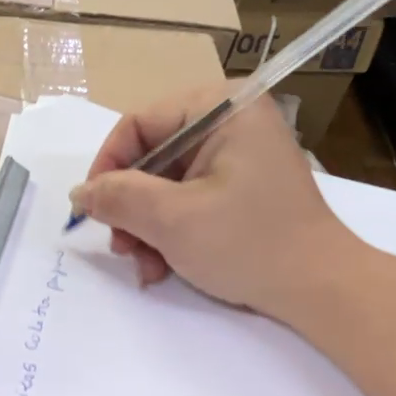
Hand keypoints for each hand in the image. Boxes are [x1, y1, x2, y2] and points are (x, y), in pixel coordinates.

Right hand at [68, 85, 364, 317]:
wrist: (316, 286)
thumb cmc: (247, 243)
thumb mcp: (172, 220)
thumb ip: (119, 199)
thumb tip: (79, 192)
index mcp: (222, 109)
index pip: (140, 123)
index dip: (108, 167)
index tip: (91, 211)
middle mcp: (231, 123)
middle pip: (151, 158)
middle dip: (130, 209)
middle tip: (121, 250)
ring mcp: (237, 158)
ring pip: (164, 187)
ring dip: (145, 230)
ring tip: (145, 267)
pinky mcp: (240, 191)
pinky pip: (187, 203)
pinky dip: (168, 235)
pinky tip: (163, 267)